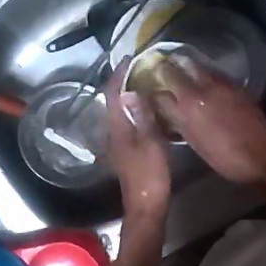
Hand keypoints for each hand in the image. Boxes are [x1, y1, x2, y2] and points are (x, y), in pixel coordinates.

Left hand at [105, 64, 169, 223]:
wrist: (146, 208)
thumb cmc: (149, 175)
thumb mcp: (150, 143)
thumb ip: (142, 116)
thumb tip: (130, 90)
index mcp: (117, 128)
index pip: (112, 94)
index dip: (119, 74)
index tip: (131, 58)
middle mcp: (114, 132)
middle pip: (114, 100)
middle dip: (125, 81)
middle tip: (143, 66)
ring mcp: (120, 142)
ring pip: (122, 110)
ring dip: (131, 94)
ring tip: (149, 81)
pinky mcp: (128, 149)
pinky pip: (130, 120)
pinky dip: (138, 108)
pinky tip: (152, 107)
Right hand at [152, 59, 265, 187]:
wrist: (264, 156)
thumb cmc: (224, 156)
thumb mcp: (193, 140)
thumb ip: (176, 117)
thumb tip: (161, 101)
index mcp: (190, 101)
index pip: (165, 77)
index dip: (154, 74)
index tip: (147, 75)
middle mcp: (206, 86)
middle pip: (183, 63)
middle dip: (171, 63)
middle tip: (162, 67)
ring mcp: (224, 84)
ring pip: (200, 66)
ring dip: (189, 66)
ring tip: (180, 72)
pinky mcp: (238, 87)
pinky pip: (215, 73)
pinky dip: (205, 74)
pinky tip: (203, 84)